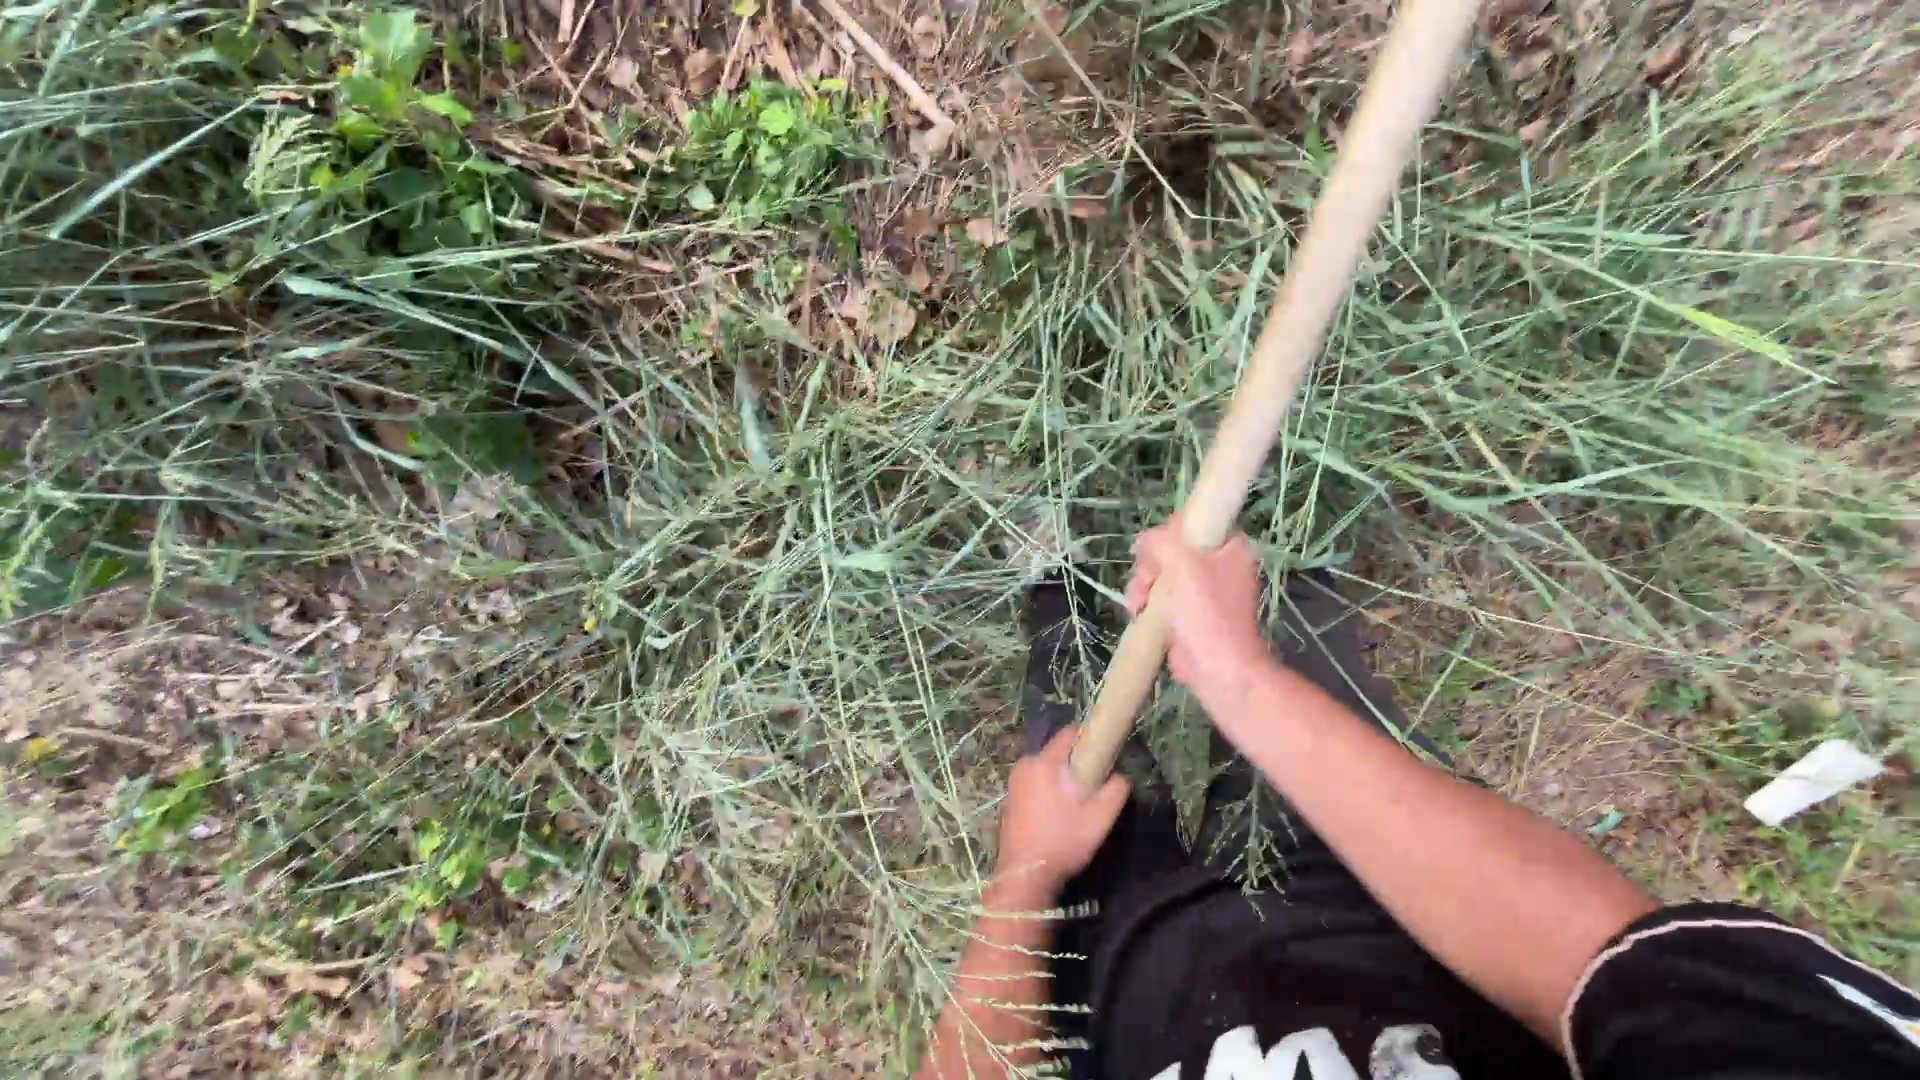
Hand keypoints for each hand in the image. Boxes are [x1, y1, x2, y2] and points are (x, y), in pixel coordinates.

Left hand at [993, 726, 1129, 898]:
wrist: (1025, 875)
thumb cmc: (1064, 841)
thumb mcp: (1100, 818)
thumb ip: (1116, 789)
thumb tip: (1121, 774)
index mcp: (1044, 761)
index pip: (1070, 732)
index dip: (1091, 738)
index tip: (1105, 752)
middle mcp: (1024, 764)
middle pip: (1057, 751)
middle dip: (1076, 762)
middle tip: (1093, 784)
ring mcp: (1013, 781)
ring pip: (1045, 768)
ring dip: (1061, 777)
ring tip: (1076, 802)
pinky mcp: (1009, 798)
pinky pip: (1034, 782)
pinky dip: (1047, 789)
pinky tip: (1056, 813)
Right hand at [1124, 520, 1267, 694]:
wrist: (1217, 668)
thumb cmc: (1207, 613)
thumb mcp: (1184, 566)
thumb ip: (1162, 542)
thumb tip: (1144, 540)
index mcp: (1231, 548)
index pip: (1197, 522)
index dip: (1171, 532)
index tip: (1156, 548)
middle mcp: (1220, 565)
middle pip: (1174, 549)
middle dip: (1151, 564)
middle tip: (1144, 580)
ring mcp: (1204, 590)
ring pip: (1163, 573)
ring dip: (1144, 585)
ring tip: (1137, 604)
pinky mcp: (1189, 612)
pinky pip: (1162, 596)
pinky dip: (1148, 602)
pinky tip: (1138, 612)